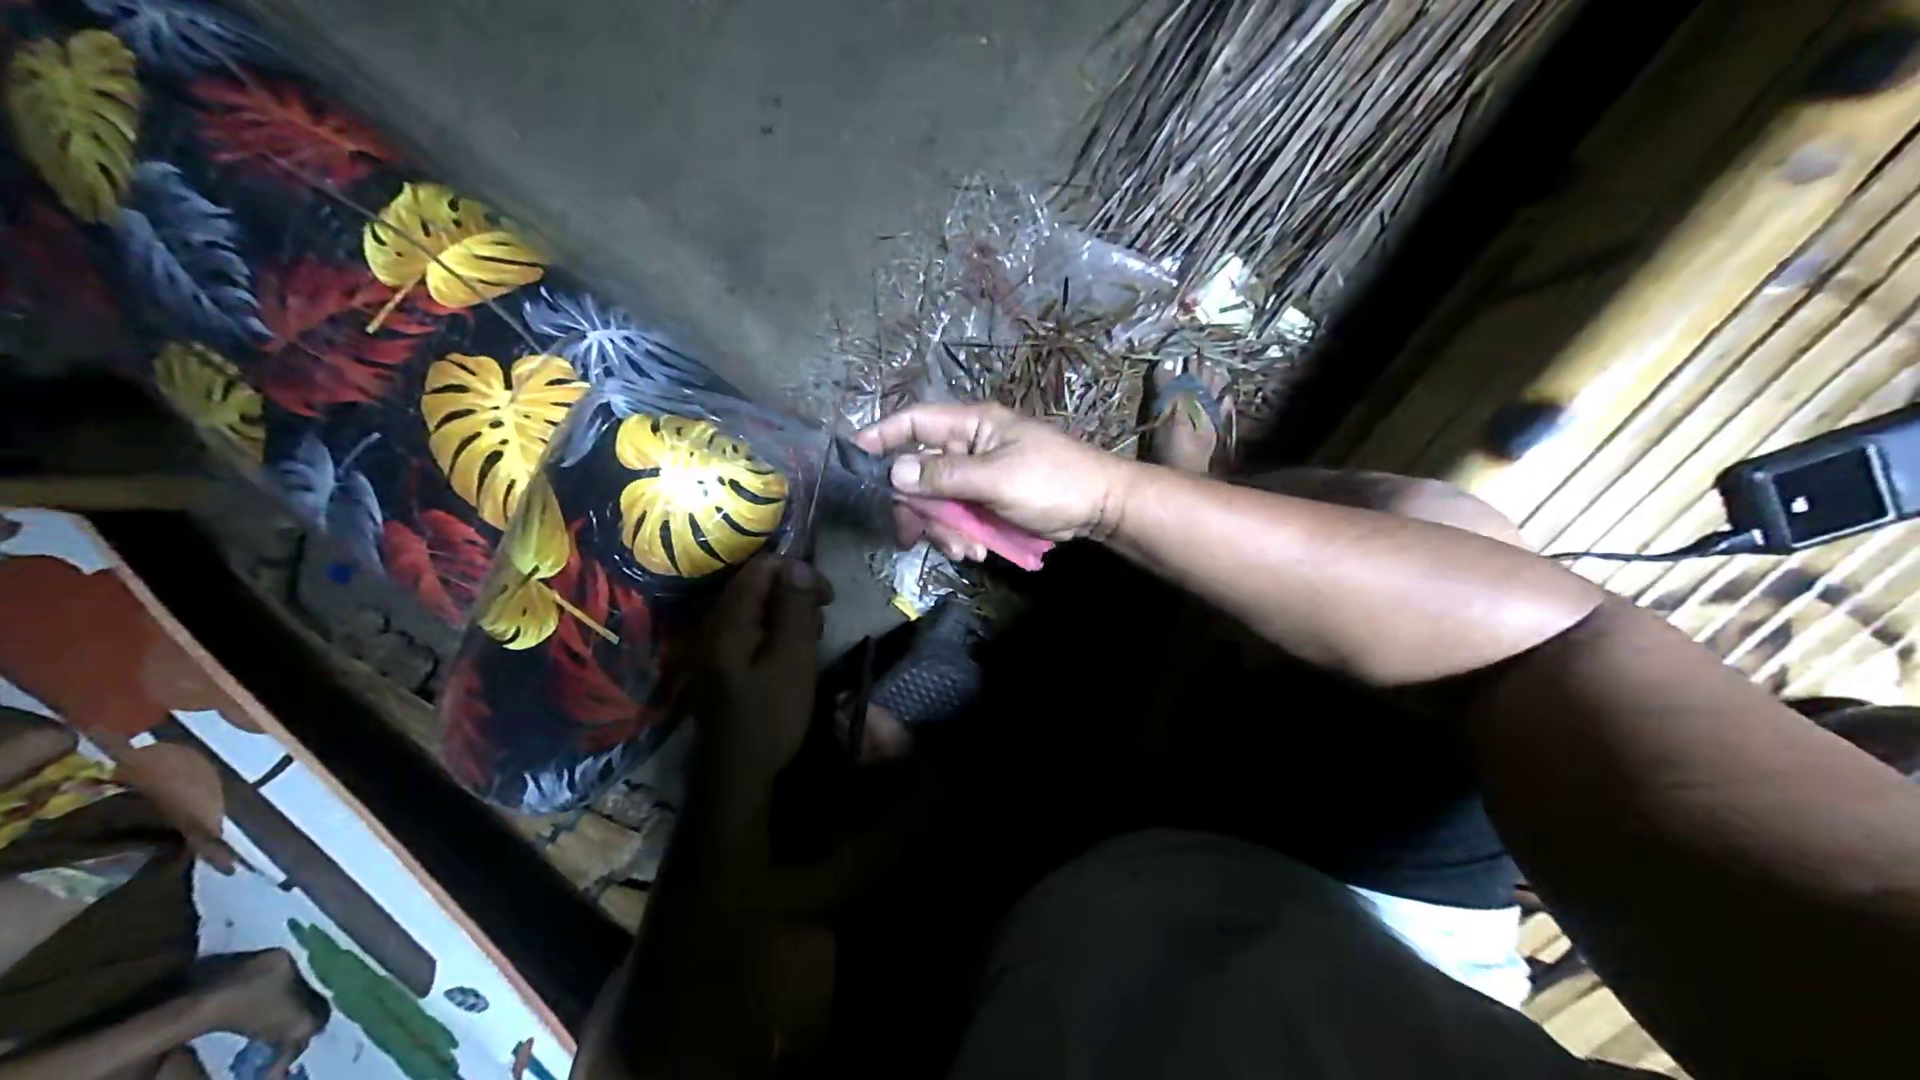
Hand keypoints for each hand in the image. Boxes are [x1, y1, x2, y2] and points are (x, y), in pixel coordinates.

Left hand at [691, 556, 831, 797]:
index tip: (827, 599)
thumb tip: (798, 565)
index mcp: (729, 620)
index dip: (798, 573)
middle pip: (757, 585)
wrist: (737, 774)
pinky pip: (750, 630)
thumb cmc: (770, 715)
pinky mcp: (721, 663)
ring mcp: (714, 645)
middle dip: (794, 593)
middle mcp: (715, 624)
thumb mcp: (792, 659)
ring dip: (787, 614)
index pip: (762, 568)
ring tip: (811, 641)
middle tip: (821, 622)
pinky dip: (775, 633)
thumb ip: (794, 608)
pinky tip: (791, 656)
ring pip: (756, 608)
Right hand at [853, 403, 1135, 558]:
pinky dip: (960, 537)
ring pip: (936, 503)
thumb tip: (895, 471)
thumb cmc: (1052, 480)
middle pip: (919, 473)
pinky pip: (957, 518)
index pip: (915, 421)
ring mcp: (976, 477)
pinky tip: (975, 552)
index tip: (856, 459)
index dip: (883, 436)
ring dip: (943, 530)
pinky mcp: (984, 503)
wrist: (1099, 507)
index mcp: (971, 426)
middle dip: (920, 508)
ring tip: (965, 550)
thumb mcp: (996, 478)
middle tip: (915, 536)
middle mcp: (967, 448)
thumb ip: (945, 476)